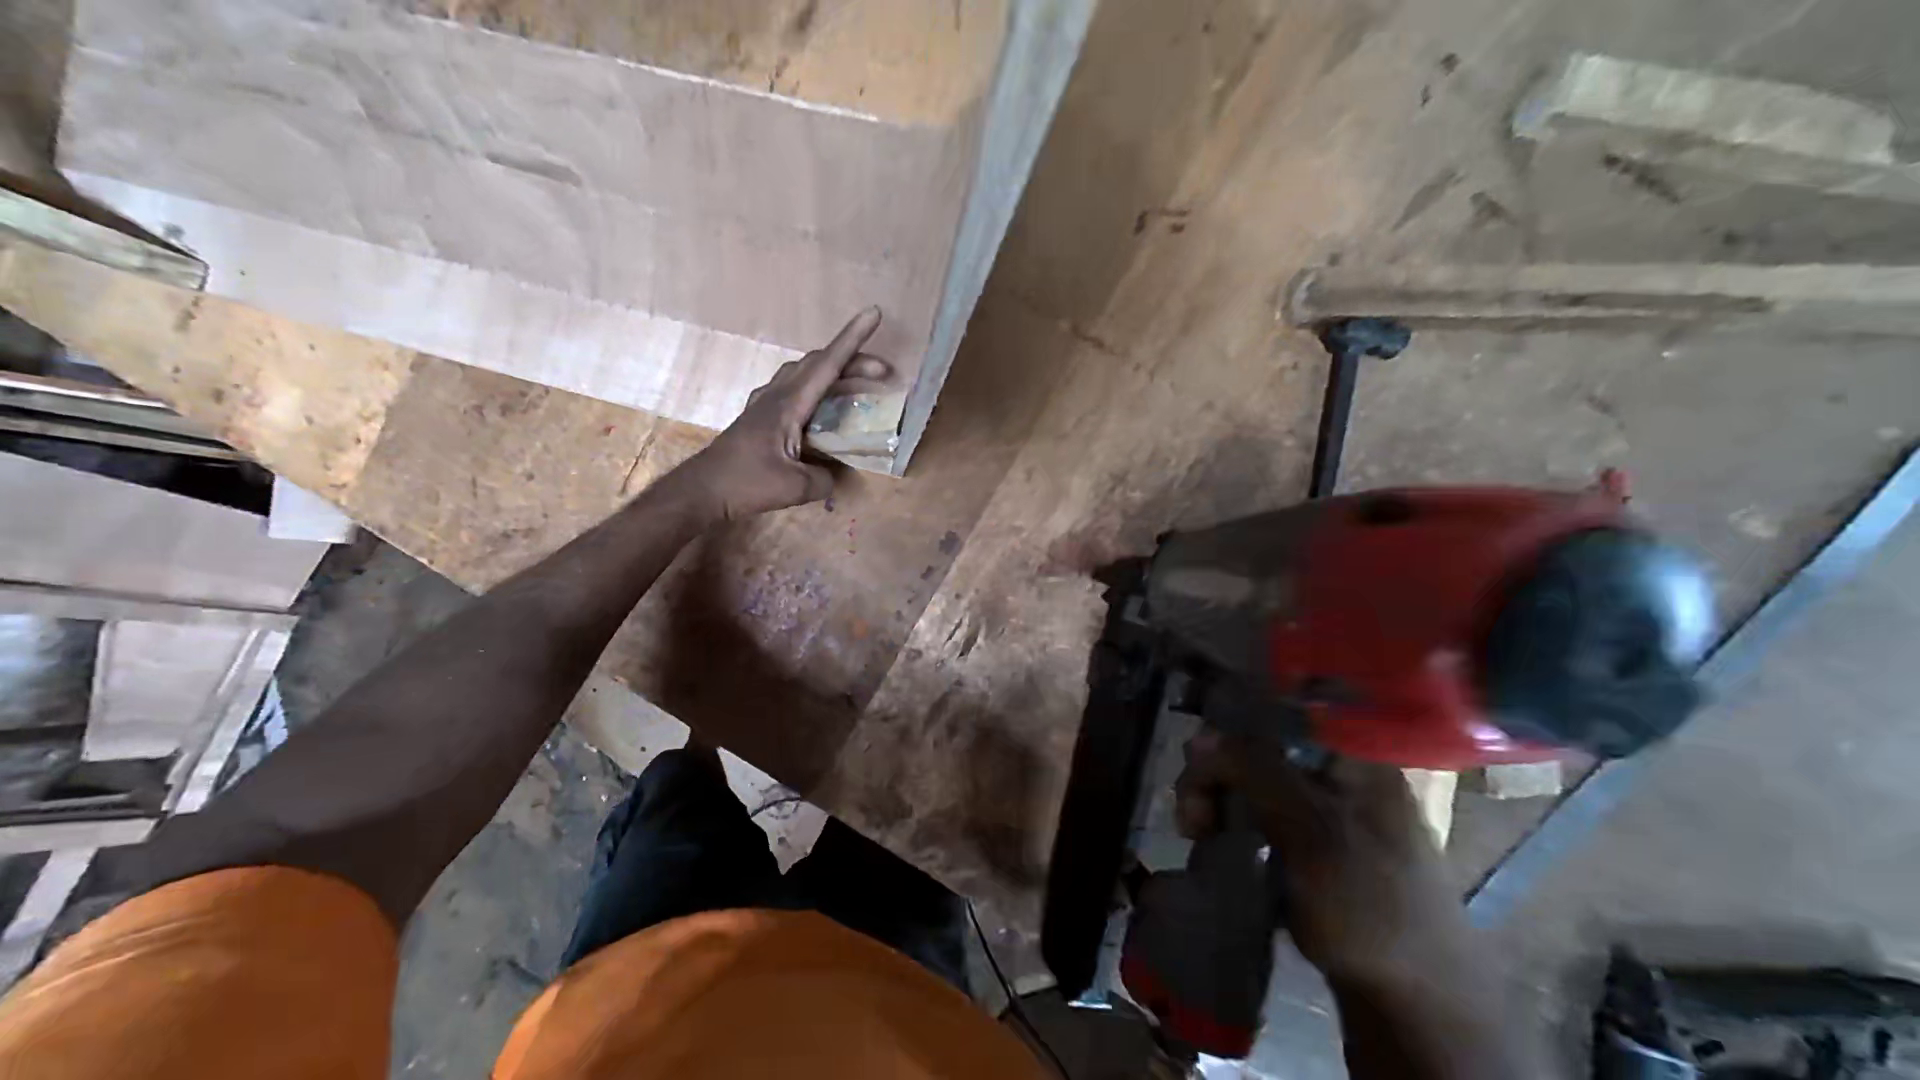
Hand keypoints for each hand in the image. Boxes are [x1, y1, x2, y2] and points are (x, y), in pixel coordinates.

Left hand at [665, 308, 891, 521]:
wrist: (702, 490)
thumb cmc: (745, 484)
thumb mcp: (795, 487)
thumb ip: (824, 479)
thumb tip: (834, 474)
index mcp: (788, 405)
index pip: (826, 365)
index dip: (852, 339)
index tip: (873, 313)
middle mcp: (776, 396)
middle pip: (818, 364)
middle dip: (854, 361)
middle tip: (884, 373)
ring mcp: (765, 403)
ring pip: (804, 373)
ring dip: (834, 373)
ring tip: (859, 386)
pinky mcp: (760, 417)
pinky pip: (793, 389)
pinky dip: (816, 388)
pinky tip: (823, 407)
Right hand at [1175, 733, 1467, 982]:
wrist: (1412, 1001)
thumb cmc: (1368, 904)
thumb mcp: (1310, 829)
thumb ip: (1256, 772)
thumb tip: (1200, 736)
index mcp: (1353, 757)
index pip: (1279, 713)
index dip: (1231, 726)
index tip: (1197, 757)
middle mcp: (1338, 773)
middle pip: (1258, 747)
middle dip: (1216, 772)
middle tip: (1191, 812)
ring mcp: (1324, 809)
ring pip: (1252, 781)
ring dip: (1215, 799)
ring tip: (1194, 831)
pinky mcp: (1309, 842)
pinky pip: (1258, 813)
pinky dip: (1229, 821)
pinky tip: (1210, 839)